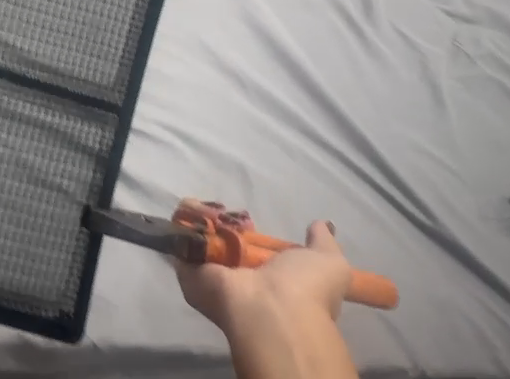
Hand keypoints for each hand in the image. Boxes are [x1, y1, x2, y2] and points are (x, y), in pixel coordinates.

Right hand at [175, 220, 351, 330]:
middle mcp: (242, 279)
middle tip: (219, 205)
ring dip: (199, 218)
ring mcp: (214, 276)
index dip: (250, 231)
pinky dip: (180, 222)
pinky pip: (181, 240)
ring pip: (201, 239)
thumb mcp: (329, 264)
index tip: (245, 215)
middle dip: (219, 221)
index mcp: (272, 279)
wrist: (268, 309)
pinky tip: (188, 204)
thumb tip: (322, 223)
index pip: (256, 251)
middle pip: (224, 242)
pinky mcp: (187, 270)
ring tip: (202, 202)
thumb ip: (323, 242)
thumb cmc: (303, 287)